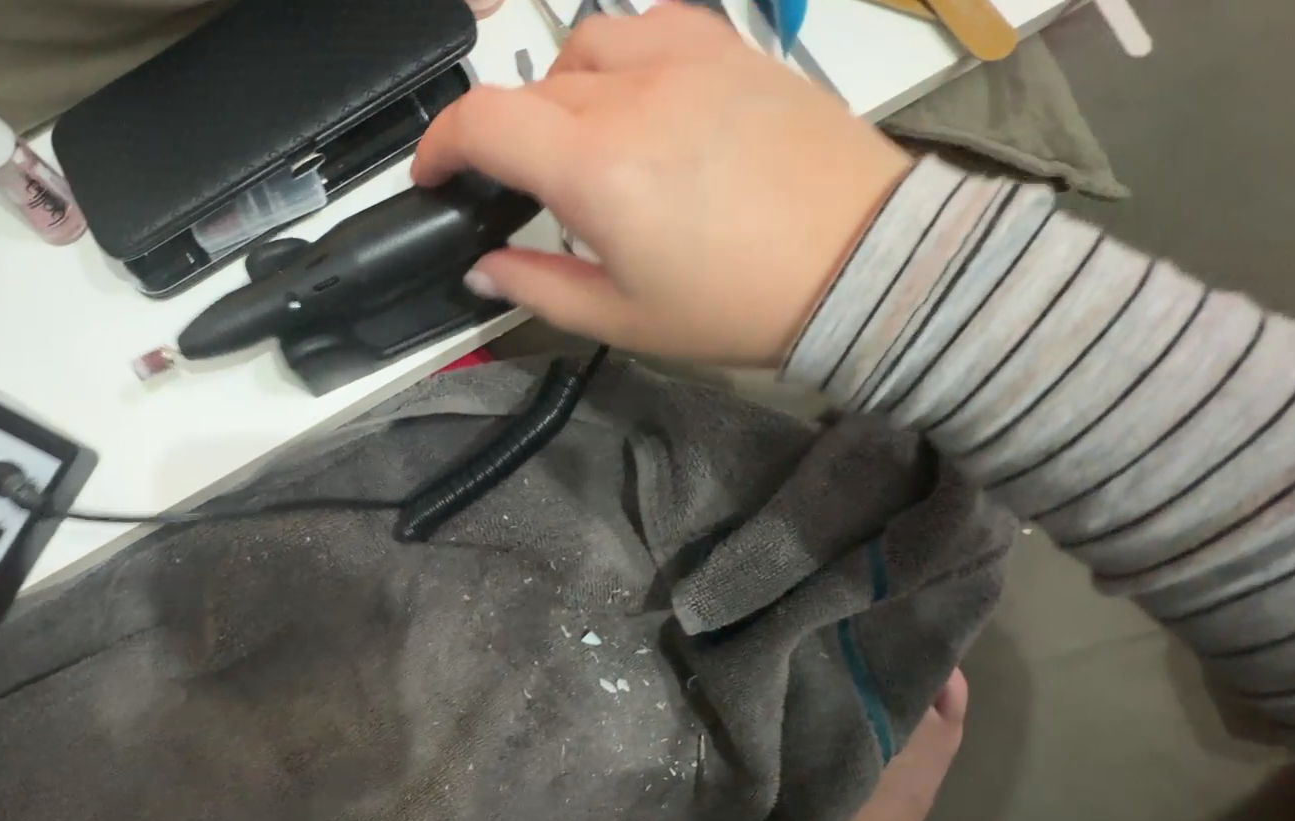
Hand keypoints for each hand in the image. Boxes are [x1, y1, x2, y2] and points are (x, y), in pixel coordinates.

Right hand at [412, 5, 911, 365]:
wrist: (861, 264)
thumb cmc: (737, 302)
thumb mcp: (619, 318)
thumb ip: (535, 288)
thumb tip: (483, 271)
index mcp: (595, 168)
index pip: (482, 122)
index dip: (438, 144)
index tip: (433, 175)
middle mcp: (633, 97)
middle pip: (527, 88)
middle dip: (501, 137)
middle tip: (516, 186)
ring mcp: (687, 61)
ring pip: (584, 46)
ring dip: (557, 91)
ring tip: (576, 140)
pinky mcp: (731, 51)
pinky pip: (650, 26)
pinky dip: (619, 57)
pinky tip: (635, 98)